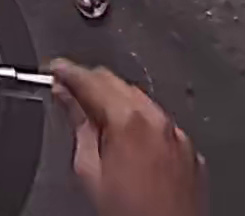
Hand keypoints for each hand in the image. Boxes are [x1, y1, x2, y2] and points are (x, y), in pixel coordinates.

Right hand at [51, 59, 206, 215]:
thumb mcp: (90, 172)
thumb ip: (77, 125)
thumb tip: (65, 97)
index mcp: (128, 119)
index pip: (89, 80)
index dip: (67, 72)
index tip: (54, 71)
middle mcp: (156, 119)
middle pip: (113, 81)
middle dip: (89, 83)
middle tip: (69, 93)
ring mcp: (176, 135)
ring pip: (137, 98)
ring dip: (114, 100)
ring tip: (97, 120)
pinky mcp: (189, 153)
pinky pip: (158, 122)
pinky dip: (139, 121)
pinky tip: (128, 141)